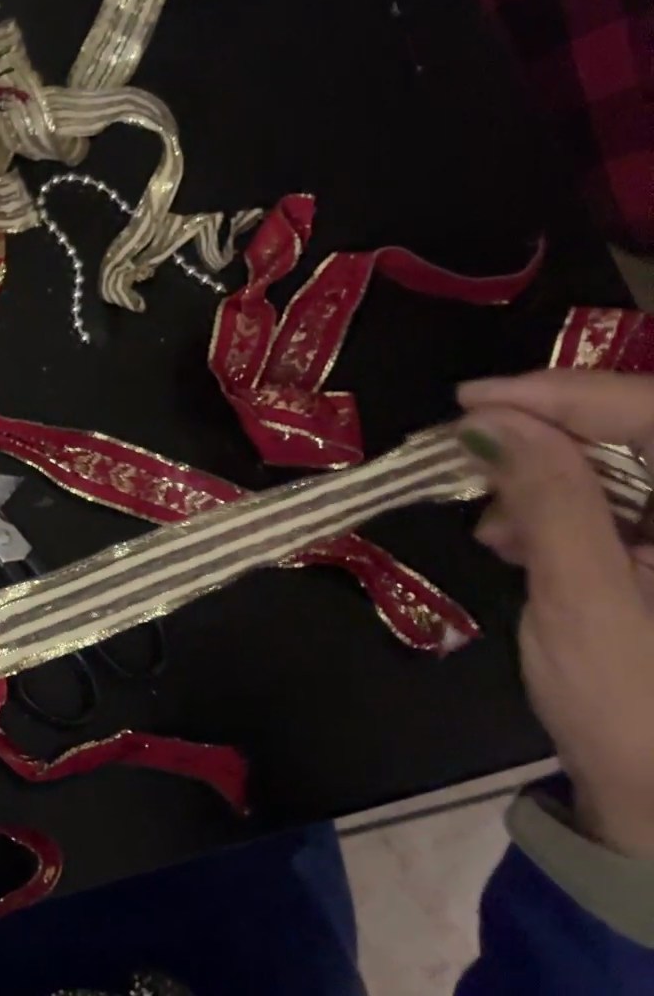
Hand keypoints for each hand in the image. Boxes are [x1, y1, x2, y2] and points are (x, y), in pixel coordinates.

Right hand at [459, 370, 653, 859]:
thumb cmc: (636, 710)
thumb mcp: (583, 600)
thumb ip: (549, 500)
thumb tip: (494, 419)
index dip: (574, 395)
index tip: (473, 399)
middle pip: (653, 439)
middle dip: (556, 440)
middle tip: (470, 466)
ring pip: (638, 473)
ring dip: (554, 483)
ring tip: (493, 527)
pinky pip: (631, 509)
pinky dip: (570, 512)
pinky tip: (522, 540)